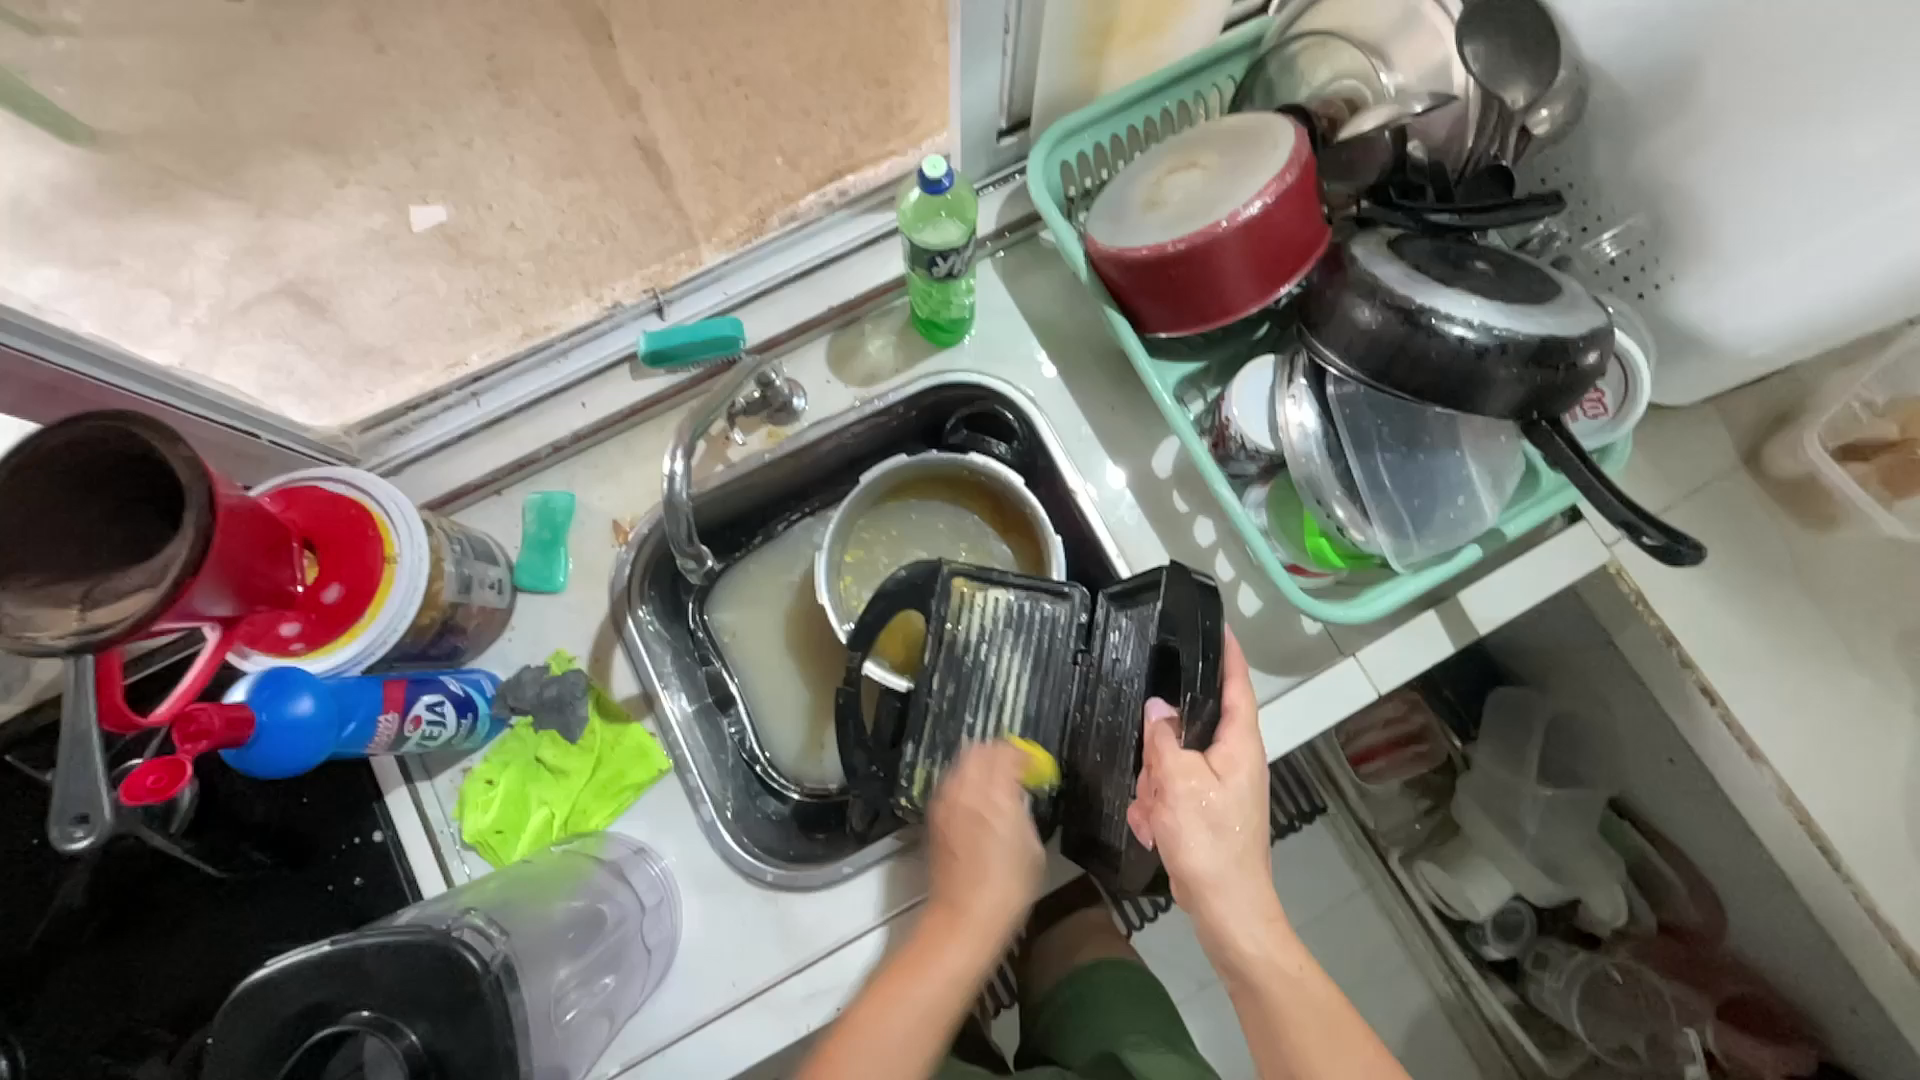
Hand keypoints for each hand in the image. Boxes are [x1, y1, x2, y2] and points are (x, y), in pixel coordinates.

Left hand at [926, 740, 1044, 942]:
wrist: (965, 917)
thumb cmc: (1008, 888)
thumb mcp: (1032, 846)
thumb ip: (1023, 811)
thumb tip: (1017, 797)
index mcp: (996, 793)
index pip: (1006, 753)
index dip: (1022, 755)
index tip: (1033, 766)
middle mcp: (966, 789)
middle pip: (979, 750)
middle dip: (998, 753)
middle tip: (1013, 768)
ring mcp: (946, 800)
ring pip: (961, 763)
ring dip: (979, 765)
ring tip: (994, 783)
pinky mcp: (934, 815)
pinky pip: (950, 784)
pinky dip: (964, 782)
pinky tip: (975, 801)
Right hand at [1126, 630, 1283, 947]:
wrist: (1226, 910)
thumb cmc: (1210, 842)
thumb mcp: (1178, 782)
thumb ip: (1164, 738)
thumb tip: (1157, 708)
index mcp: (1240, 745)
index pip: (1237, 686)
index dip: (1228, 654)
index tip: (1218, 625)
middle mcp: (1234, 761)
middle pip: (1190, 727)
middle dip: (1161, 747)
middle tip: (1151, 770)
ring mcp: (1220, 788)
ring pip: (1173, 762)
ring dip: (1154, 783)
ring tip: (1154, 811)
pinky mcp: (1205, 811)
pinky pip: (1172, 791)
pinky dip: (1157, 807)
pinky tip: (1153, 828)